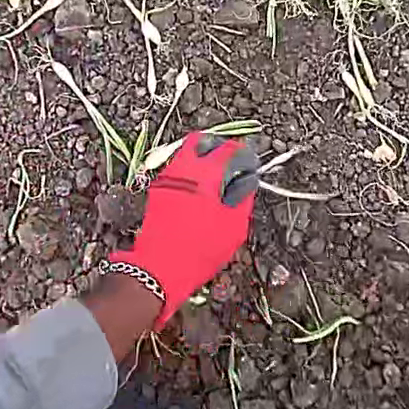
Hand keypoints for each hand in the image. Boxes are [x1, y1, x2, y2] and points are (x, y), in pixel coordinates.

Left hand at [107, 132, 258, 325]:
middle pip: (203, 140)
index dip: (245, 154)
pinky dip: (191, 171)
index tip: (251, 165)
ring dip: (203, 158)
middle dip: (220, 147)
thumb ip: (243, 198)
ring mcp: (167, 176)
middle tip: (232, 164)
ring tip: (217, 179)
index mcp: (207, 174)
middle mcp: (184, 167)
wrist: (158, 267)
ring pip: (187, 152)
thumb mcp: (233, 227)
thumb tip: (247, 182)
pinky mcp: (157, 188)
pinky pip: (177, 168)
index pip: (230, 149)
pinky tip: (200, 191)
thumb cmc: (200, 250)